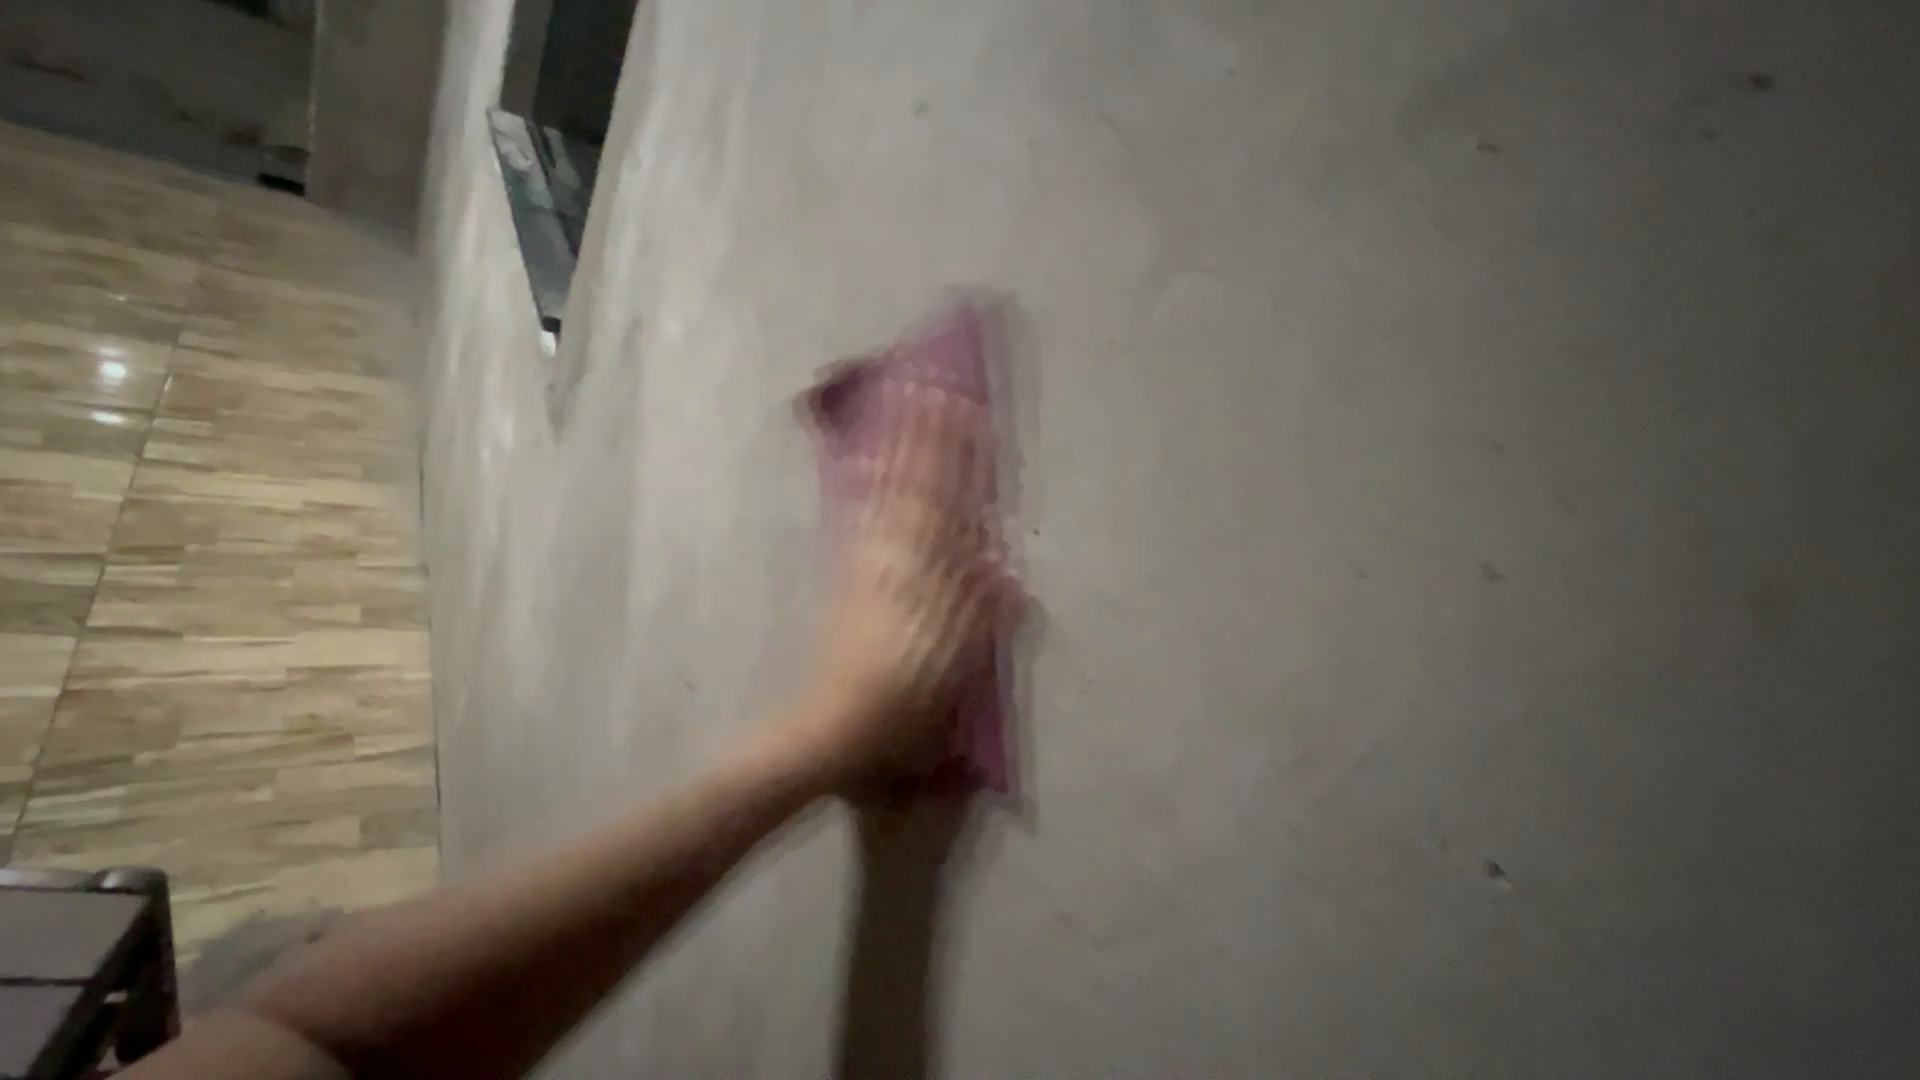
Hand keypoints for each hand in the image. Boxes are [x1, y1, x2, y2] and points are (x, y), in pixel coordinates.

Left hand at [799, 383, 1016, 783]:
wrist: (837, 724)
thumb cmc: (907, 699)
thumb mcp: (961, 663)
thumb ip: (984, 613)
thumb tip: (1008, 572)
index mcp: (927, 577)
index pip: (950, 505)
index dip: (960, 460)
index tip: (968, 412)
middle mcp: (895, 558)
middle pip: (914, 486)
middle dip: (925, 436)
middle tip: (929, 384)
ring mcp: (866, 563)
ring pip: (887, 492)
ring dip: (897, 447)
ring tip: (901, 405)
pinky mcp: (847, 577)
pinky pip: (862, 517)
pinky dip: (867, 483)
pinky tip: (864, 464)